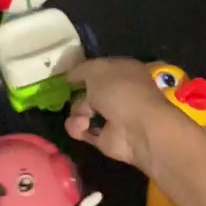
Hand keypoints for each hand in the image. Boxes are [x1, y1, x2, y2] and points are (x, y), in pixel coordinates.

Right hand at [64, 57, 197, 169]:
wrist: (137, 127)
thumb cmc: (121, 91)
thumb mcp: (97, 69)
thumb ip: (81, 69)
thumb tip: (70, 76)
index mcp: (124, 71)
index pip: (101, 69)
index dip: (84, 71)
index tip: (68, 75)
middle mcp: (119, 92)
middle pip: (88, 91)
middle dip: (79, 93)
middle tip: (80, 96)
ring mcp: (111, 116)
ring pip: (81, 110)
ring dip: (78, 111)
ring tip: (87, 115)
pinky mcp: (103, 136)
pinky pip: (80, 129)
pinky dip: (78, 127)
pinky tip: (84, 126)